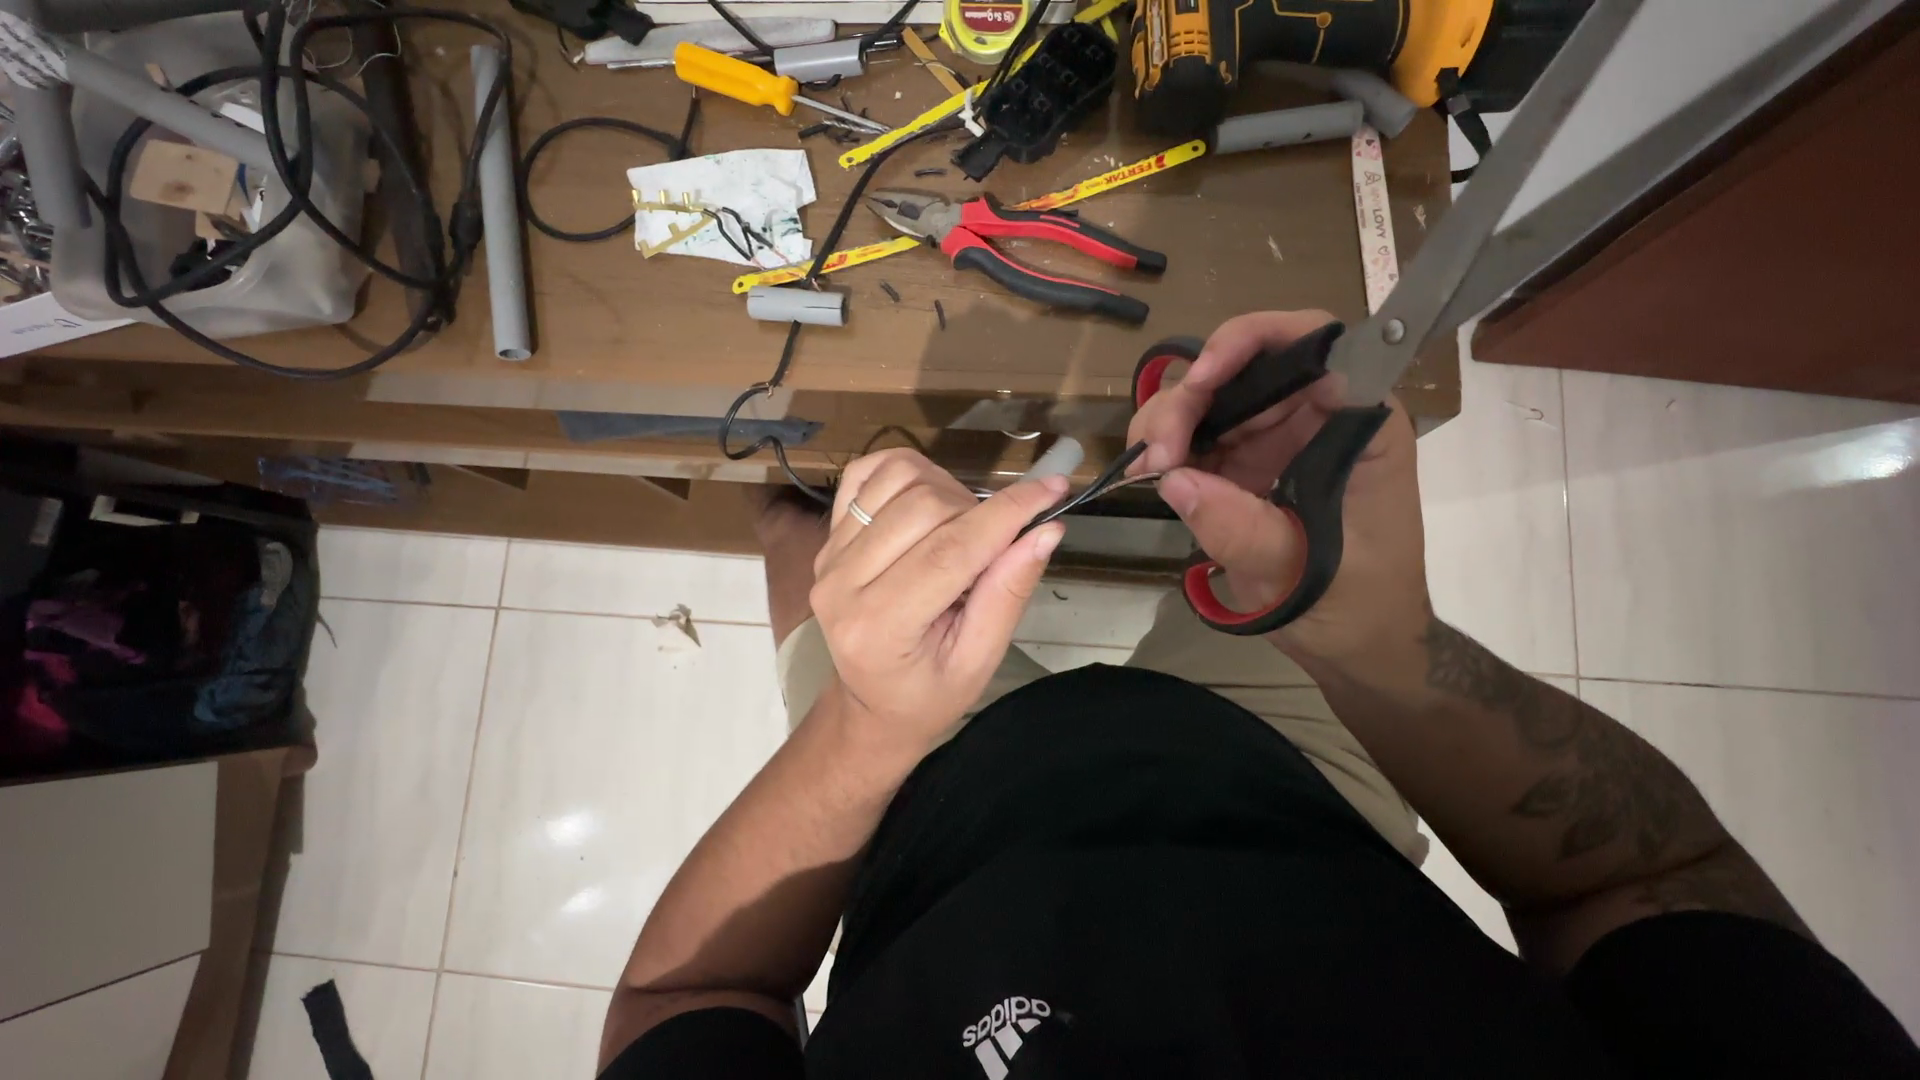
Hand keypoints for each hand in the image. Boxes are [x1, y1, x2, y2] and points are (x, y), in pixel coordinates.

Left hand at [810, 449, 1067, 752]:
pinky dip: (906, 472)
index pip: (951, 551)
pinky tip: (927, 499)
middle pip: (924, 506)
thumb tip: (1046, 530)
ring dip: (946, 490)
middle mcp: (842, 583)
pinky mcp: (827, 536)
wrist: (871, 702)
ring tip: (961, 528)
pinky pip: (866, 473)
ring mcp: (829, 554)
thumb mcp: (979, 661)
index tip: (1053, 488)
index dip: (1007, 513)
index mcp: (879, 627)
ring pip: (898, 479)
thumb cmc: (930, 693)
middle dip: (978, 511)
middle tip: (995, 542)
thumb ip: (1008, 594)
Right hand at [1126, 310, 1429, 664]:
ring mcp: (1274, 438)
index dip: (1253, 341)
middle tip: (1156, 452)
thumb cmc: (1357, 602)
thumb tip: (1173, 482)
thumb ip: (1242, 528)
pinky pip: (1197, 436)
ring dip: (1167, 421)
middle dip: (1190, 398)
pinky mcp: (1243, 464)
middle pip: (1243, 368)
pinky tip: (1147, 472)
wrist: (1355, 642)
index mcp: (1355, 423)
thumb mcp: (1303, 570)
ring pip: (1211, 398)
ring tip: (1146, 467)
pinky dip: (1164, 448)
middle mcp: (1313, 416)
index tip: (1203, 379)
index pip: (1313, 344)